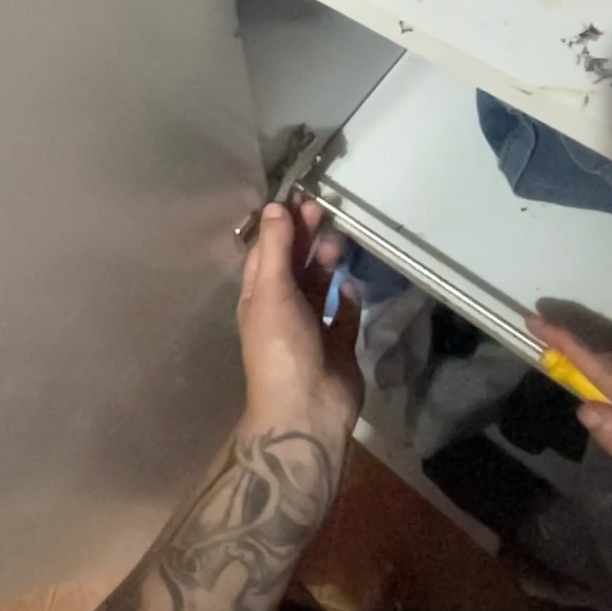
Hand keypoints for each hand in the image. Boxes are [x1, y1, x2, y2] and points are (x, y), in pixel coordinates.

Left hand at [236, 200, 362, 439]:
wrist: (308, 408)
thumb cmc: (282, 344)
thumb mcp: (271, 290)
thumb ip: (275, 248)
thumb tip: (274, 206)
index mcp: (259, 299)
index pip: (266, 254)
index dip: (280, 228)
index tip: (299, 202)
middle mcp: (282, 311)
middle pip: (293, 267)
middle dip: (305, 240)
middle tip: (322, 211)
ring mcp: (311, 330)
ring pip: (318, 289)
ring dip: (325, 265)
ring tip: (337, 242)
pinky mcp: (338, 348)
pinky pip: (343, 318)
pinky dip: (347, 301)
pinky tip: (352, 286)